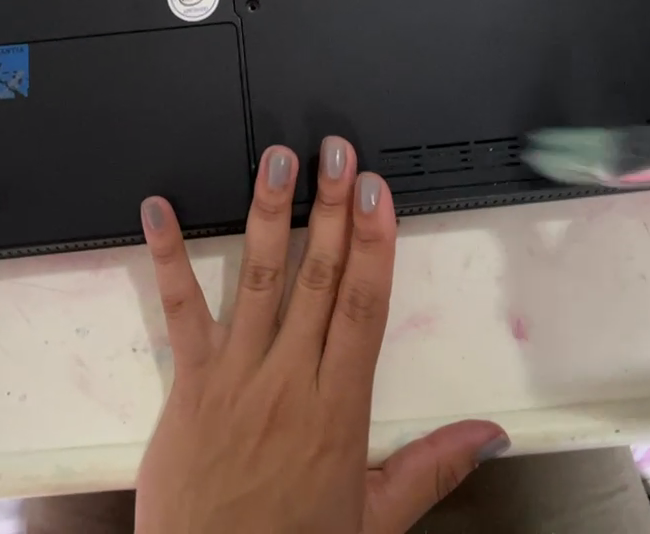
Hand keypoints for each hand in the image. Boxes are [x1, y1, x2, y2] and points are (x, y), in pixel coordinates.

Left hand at [133, 137, 508, 533]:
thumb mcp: (377, 519)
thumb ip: (432, 467)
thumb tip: (492, 435)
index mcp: (339, 407)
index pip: (364, 307)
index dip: (374, 243)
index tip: (377, 192)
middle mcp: (289, 378)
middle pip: (318, 278)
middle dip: (330, 209)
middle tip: (336, 152)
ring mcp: (235, 374)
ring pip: (258, 279)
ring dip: (268, 215)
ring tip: (275, 161)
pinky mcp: (188, 380)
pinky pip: (179, 310)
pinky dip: (168, 256)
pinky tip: (158, 210)